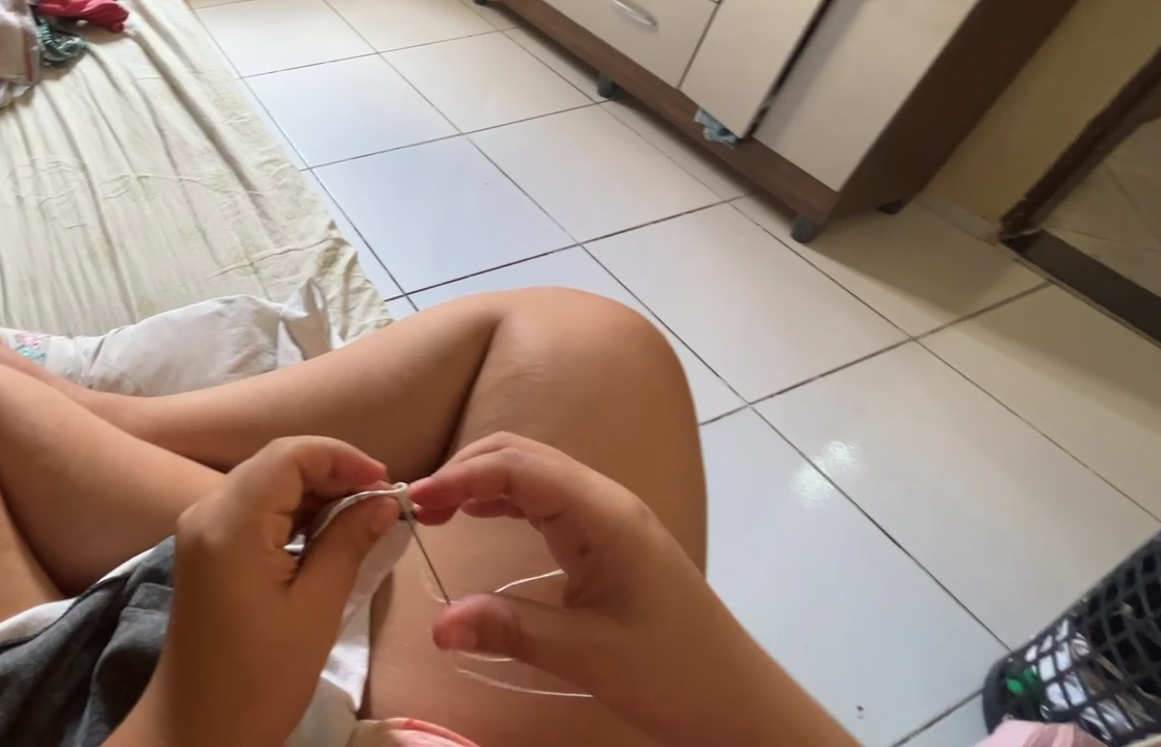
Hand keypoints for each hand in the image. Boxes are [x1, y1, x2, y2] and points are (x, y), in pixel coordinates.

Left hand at [114, 437, 401, 746]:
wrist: (193, 733)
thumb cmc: (259, 681)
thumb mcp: (315, 612)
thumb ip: (348, 544)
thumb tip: (385, 502)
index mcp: (230, 521)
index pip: (289, 455)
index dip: (341, 457)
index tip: (386, 482)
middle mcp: (207, 509)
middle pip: (276, 463)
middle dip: (331, 472)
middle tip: (380, 500)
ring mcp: (200, 526)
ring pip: (266, 481)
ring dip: (313, 490)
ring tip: (361, 514)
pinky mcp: (204, 544)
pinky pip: (253, 506)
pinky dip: (291, 510)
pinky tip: (325, 530)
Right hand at [406, 433, 854, 746]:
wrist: (745, 706)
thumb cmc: (674, 676)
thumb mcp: (586, 654)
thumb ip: (507, 629)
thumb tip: (436, 627)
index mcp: (601, 514)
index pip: (516, 467)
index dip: (460, 476)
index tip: (415, 501)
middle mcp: (602, 498)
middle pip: (519, 453)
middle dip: (464, 470)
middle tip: (419, 506)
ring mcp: (604, 511)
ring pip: (529, 468)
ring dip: (480, 479)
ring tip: (437, 510)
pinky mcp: (603, 530)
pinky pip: (542, 493)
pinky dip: (501, 496)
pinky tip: (477, 515)